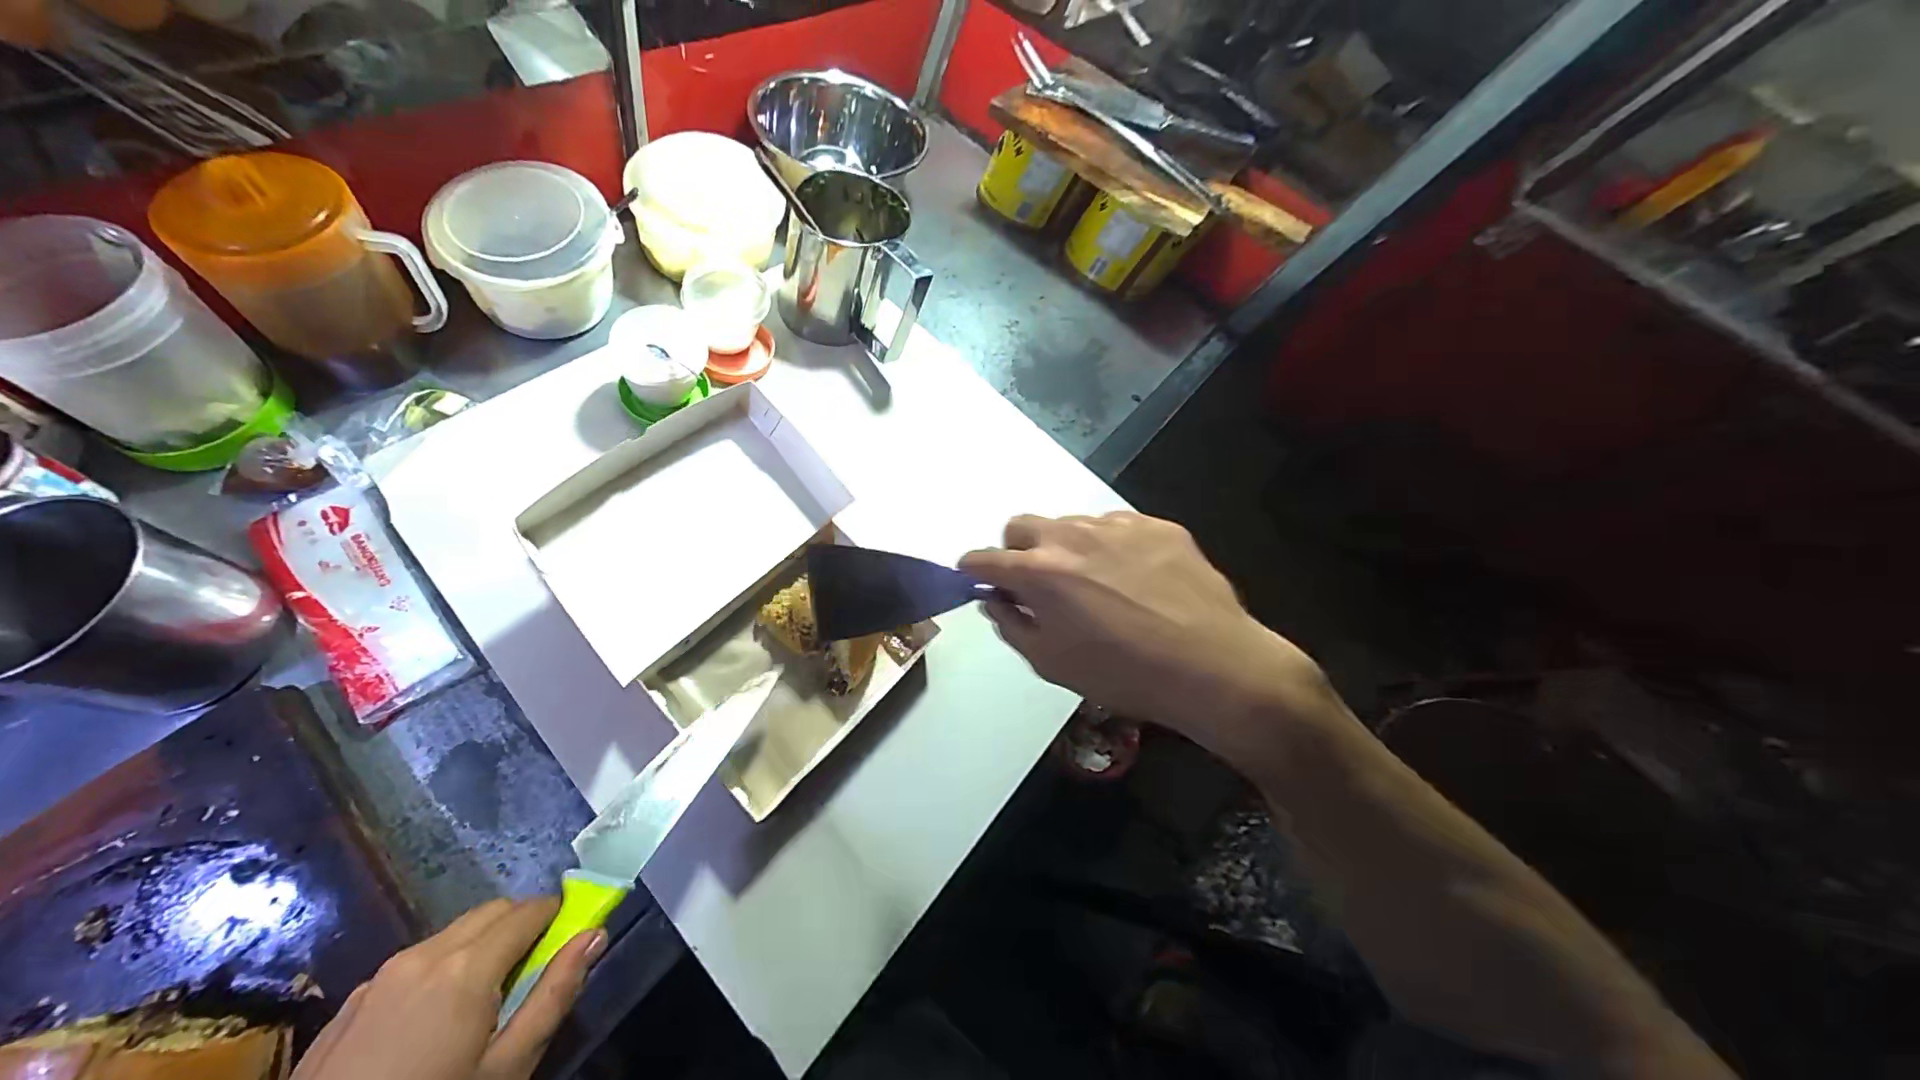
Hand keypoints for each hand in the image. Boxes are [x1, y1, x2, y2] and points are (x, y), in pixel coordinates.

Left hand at [292, 897, 604, 1079]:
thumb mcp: (507, 1067)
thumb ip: (554, 995)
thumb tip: (594, 935)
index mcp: (466, 966)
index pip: (530, 911)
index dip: (558, 916)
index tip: (571, 936)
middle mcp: (424, 954)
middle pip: (491, 912)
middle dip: (522, 924)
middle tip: (536, 966)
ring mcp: (379, 977)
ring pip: (452, 934)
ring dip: (482, 944)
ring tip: (486, 997)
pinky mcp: (350, 1003)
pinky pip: (413, 964)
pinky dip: (441, 968)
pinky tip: (433, 1019)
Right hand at [960, 513, 1344, 769]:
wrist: (1212, 666)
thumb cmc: (1123, 674)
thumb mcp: (1052, 663)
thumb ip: (1013, 624)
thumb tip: (996, 599)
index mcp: (1039, 571)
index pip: (984, 557)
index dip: (974, 570)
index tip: (978, 580)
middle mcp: (1072, 535)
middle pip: (1022, 525)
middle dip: (1018, 550)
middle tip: (1039, 584)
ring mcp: (1117, 525)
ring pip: (1071, 523)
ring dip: (1067, 548)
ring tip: (1096, 584)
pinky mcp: (1157, 525)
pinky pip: (1116, 526)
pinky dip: (1110, 547)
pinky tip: (1135, 579)